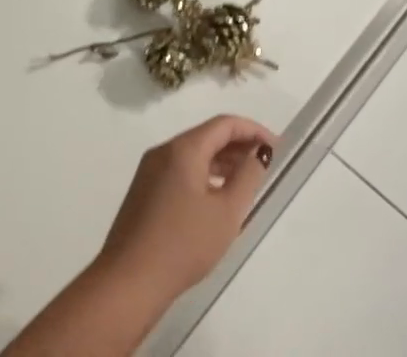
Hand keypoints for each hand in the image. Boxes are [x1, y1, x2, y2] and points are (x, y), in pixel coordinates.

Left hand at [93, 115, 278, 302]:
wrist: (129, 280)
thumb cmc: (184, 244)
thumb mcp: (227, 212)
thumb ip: (248, 177)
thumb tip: (259, 152)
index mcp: (183, 149)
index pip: (224, 124)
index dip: (253, 131)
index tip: (277, 148)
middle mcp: (163, 152)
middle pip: (207, 136)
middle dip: (238, 146)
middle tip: (265, 166)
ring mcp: (150, 171)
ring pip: (193, 154)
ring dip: (222, 162)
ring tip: (246, 183)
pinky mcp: (144, 191)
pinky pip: (180, 171)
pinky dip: (204, 176)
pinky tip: (217, 199)